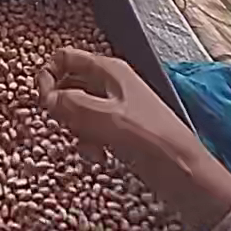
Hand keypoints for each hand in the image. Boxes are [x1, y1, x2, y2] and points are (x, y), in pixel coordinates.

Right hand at [36, 48, 230, 229]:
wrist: (187, 173)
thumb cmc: (150, 139)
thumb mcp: (107, 119)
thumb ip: (72, 105)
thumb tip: (47, 99)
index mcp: (110, 70)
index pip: (65, 57)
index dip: (49, 75)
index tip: (44, 102)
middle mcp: (111, 83)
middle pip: (69, 84)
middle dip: (61, 105)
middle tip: (63, 126)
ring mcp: (116, 107)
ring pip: (78, 109)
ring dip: (74, 127)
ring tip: (87, 145)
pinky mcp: (120, 130)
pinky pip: (91, 129)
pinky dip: (88, 141)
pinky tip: (97, 156)